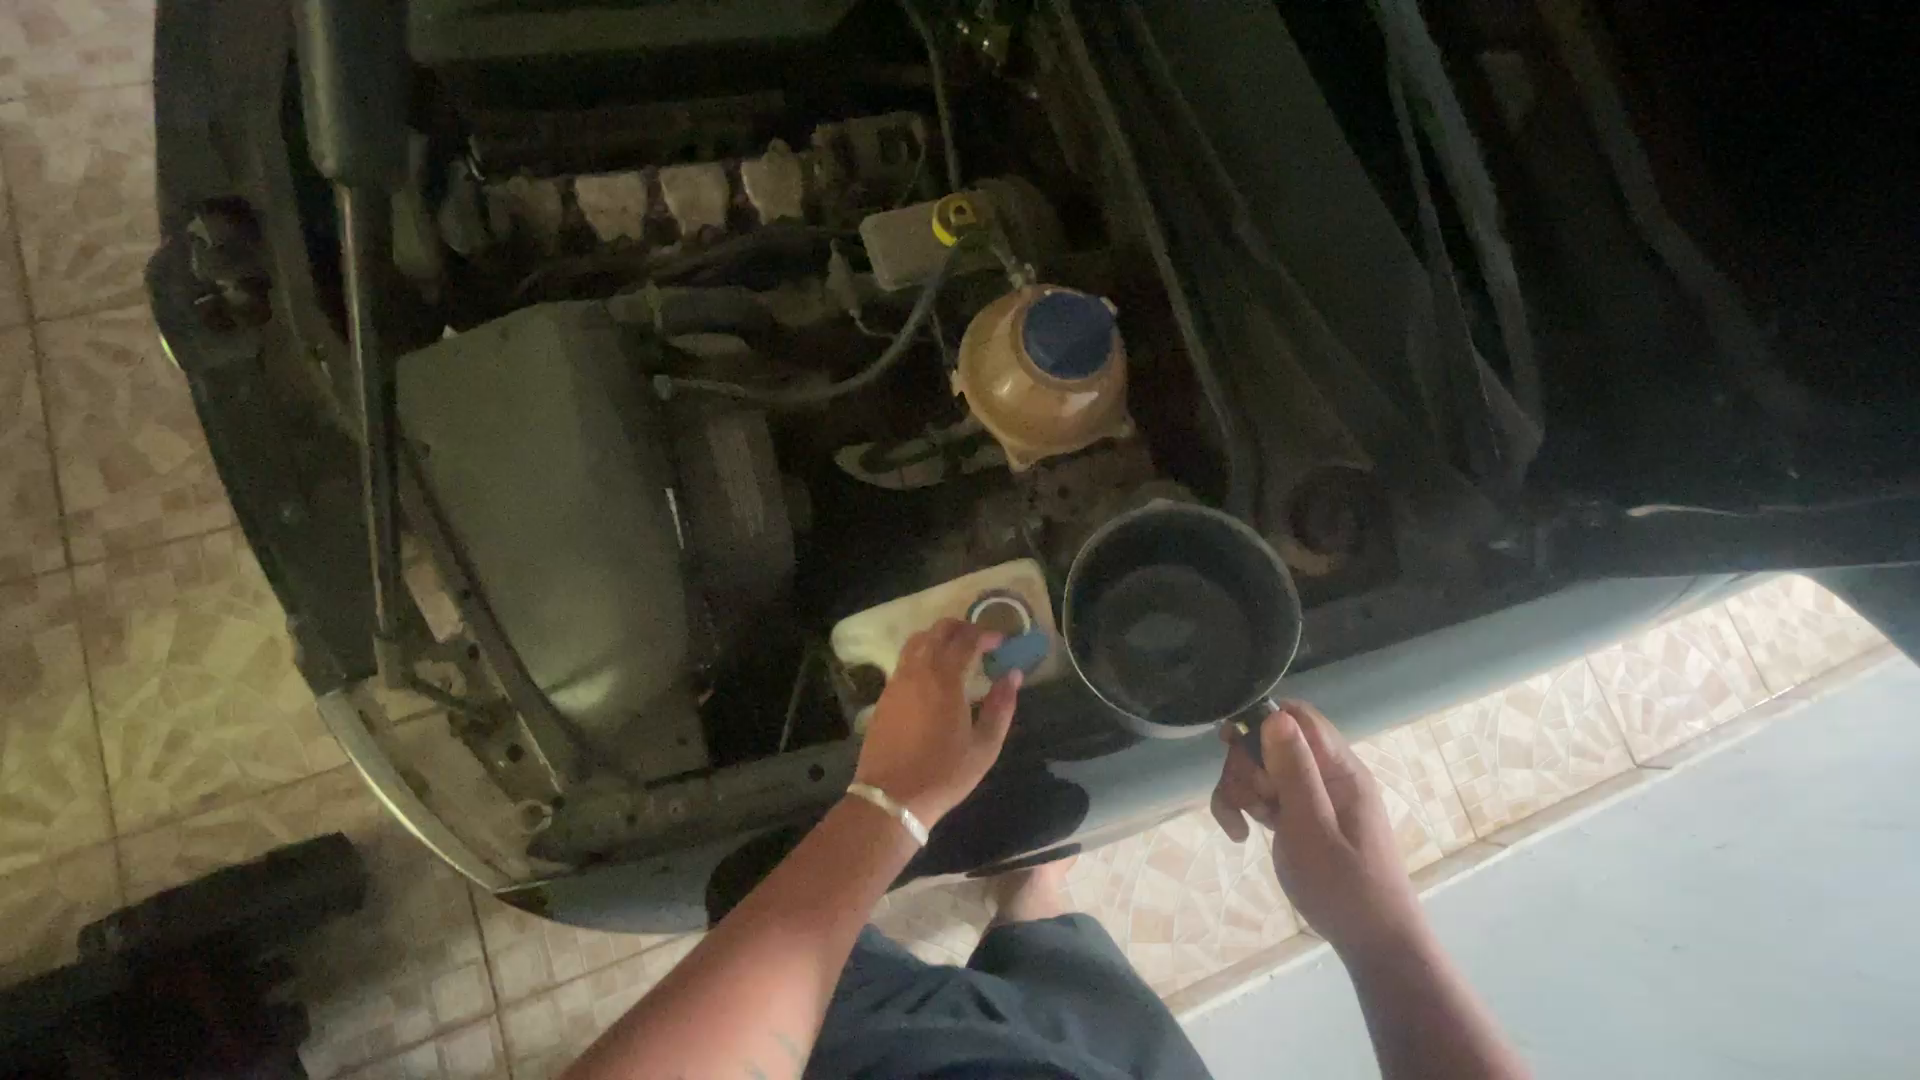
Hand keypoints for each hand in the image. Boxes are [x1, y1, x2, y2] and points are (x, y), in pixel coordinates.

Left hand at [854, 619, 1022, 827]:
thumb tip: (1014, 675)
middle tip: (981, 641)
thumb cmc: (944, 774)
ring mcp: (897, 682)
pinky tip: (935, 677)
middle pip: (938, 630)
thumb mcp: (984, 746)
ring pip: (917, 641)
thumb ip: (1001, 706)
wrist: (891, 797)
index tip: (1001, 641)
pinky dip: (923, 655)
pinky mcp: (885, 696)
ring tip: (958, 654)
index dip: (986, 634)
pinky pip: (905, 661)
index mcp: (944, 678)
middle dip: (963, 628)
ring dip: (940, 638)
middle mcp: (918, 670)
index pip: (966, 639)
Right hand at [1209, 702, 1428, 958]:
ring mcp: (1312, 796)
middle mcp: (1327, 774)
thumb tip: (1274, 715)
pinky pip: (1261, 795)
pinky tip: (1240, 834)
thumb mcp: (1312, 828)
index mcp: (1340, 769)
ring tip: (1240, 827)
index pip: (1297, 717)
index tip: (1230, 746)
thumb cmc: (1345, 888)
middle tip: (1250, 803)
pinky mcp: (1298, 815)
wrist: (1371, 945)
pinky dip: (1243, 809)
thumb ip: (1294, 771)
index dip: (1261, 722)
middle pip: (1268, 742)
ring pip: (1259, 769)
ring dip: (1238, 792)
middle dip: (1245, 768)